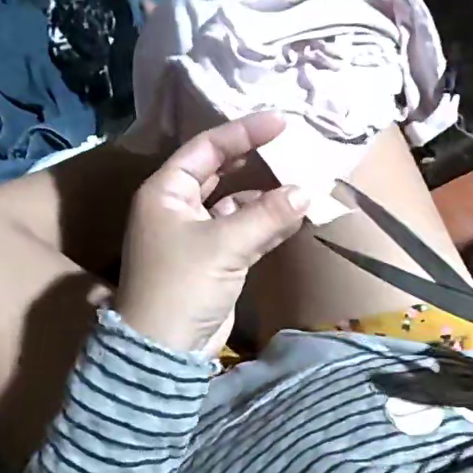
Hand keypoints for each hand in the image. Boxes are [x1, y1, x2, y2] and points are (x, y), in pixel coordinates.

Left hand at [115, 112, 308, 356]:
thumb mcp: (224, 245)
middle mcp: (179, 207)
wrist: (166, 349)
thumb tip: (306, 192)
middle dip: (256, 161)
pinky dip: (268, 224)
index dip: (243, 133)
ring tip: (303, 185)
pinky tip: (295, 217)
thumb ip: (267, 215)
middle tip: (292, 148)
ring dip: (267, 197)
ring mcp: (198, 235)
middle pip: (221, 173)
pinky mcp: (215, 260)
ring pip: (237, 204)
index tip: (280, 122)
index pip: (206, 149)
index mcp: (166, 192)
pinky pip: (245, 231)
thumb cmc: (182, 286)